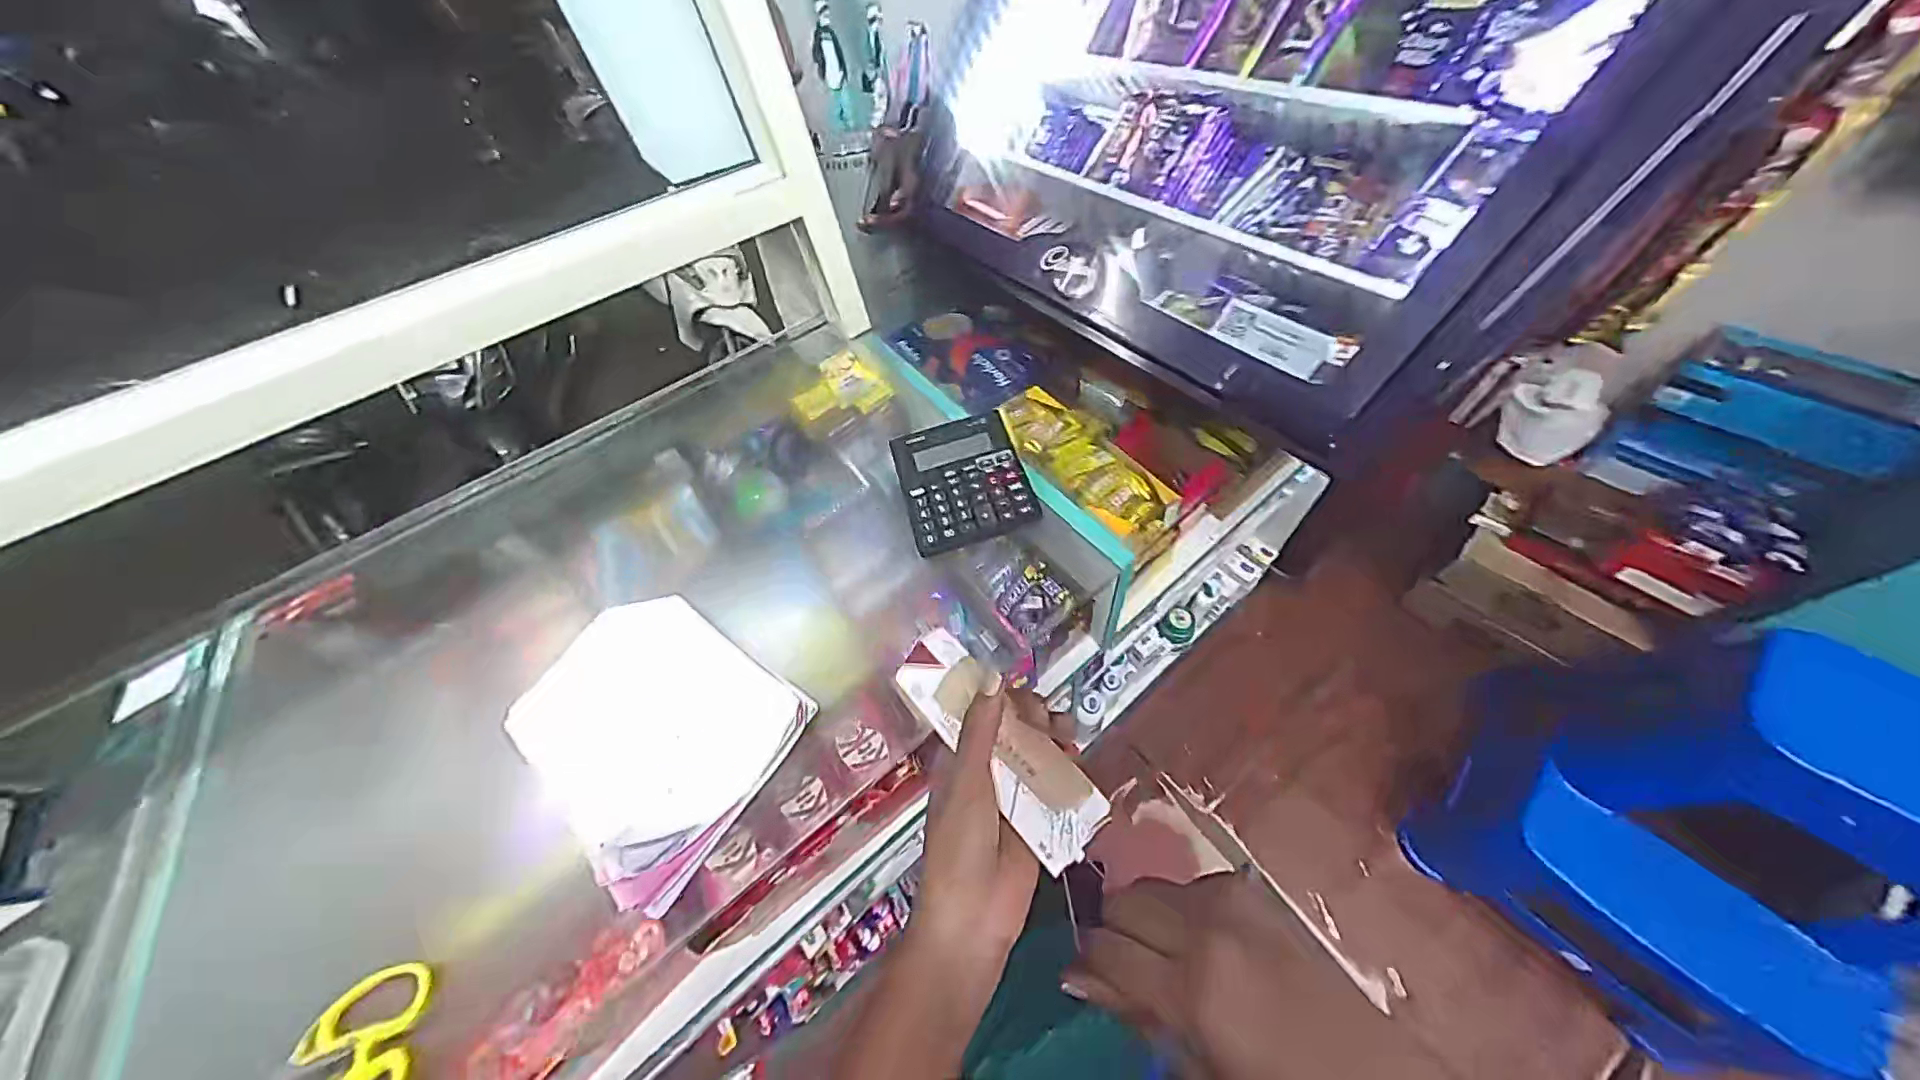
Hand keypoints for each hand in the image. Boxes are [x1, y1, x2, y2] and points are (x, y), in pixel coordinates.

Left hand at [834, 685, 1059, 1079]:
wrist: (975, 917)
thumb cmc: (959, 844)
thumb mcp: (968, 781)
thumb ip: (982, 731)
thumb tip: (993, 677)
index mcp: (961, 758)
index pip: (983, 713)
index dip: (1002, 696)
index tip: (1023, 690)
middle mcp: (988, 770)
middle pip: (1015, 729)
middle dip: (1034, 716)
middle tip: (1050, 721)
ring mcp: (1014, 794)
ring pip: (1038, 752)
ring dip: (1054, 738)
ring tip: (1067, 737)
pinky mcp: (1038, 817)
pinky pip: (1055, 783)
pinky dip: (1067, 769)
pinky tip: (1077, 762)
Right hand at [1063, 873, 1448, 1079]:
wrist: (1374, 1069)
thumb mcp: (1203, 1068)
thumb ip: (1140, 1017)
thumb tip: (1080, 980)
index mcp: (1194, 988)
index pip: (1107, 951)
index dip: (1085, 962)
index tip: (1080, 975)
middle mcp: (1204, 926)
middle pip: (1122, 901)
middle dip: (1111, 931)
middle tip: (1120, 966)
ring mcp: (1228, 898)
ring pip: (1149, 885)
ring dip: (1141, 916)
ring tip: (1157, 954)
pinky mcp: (1248, 888)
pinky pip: (1185, 884)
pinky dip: (1175, 907)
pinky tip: (1195, 942)